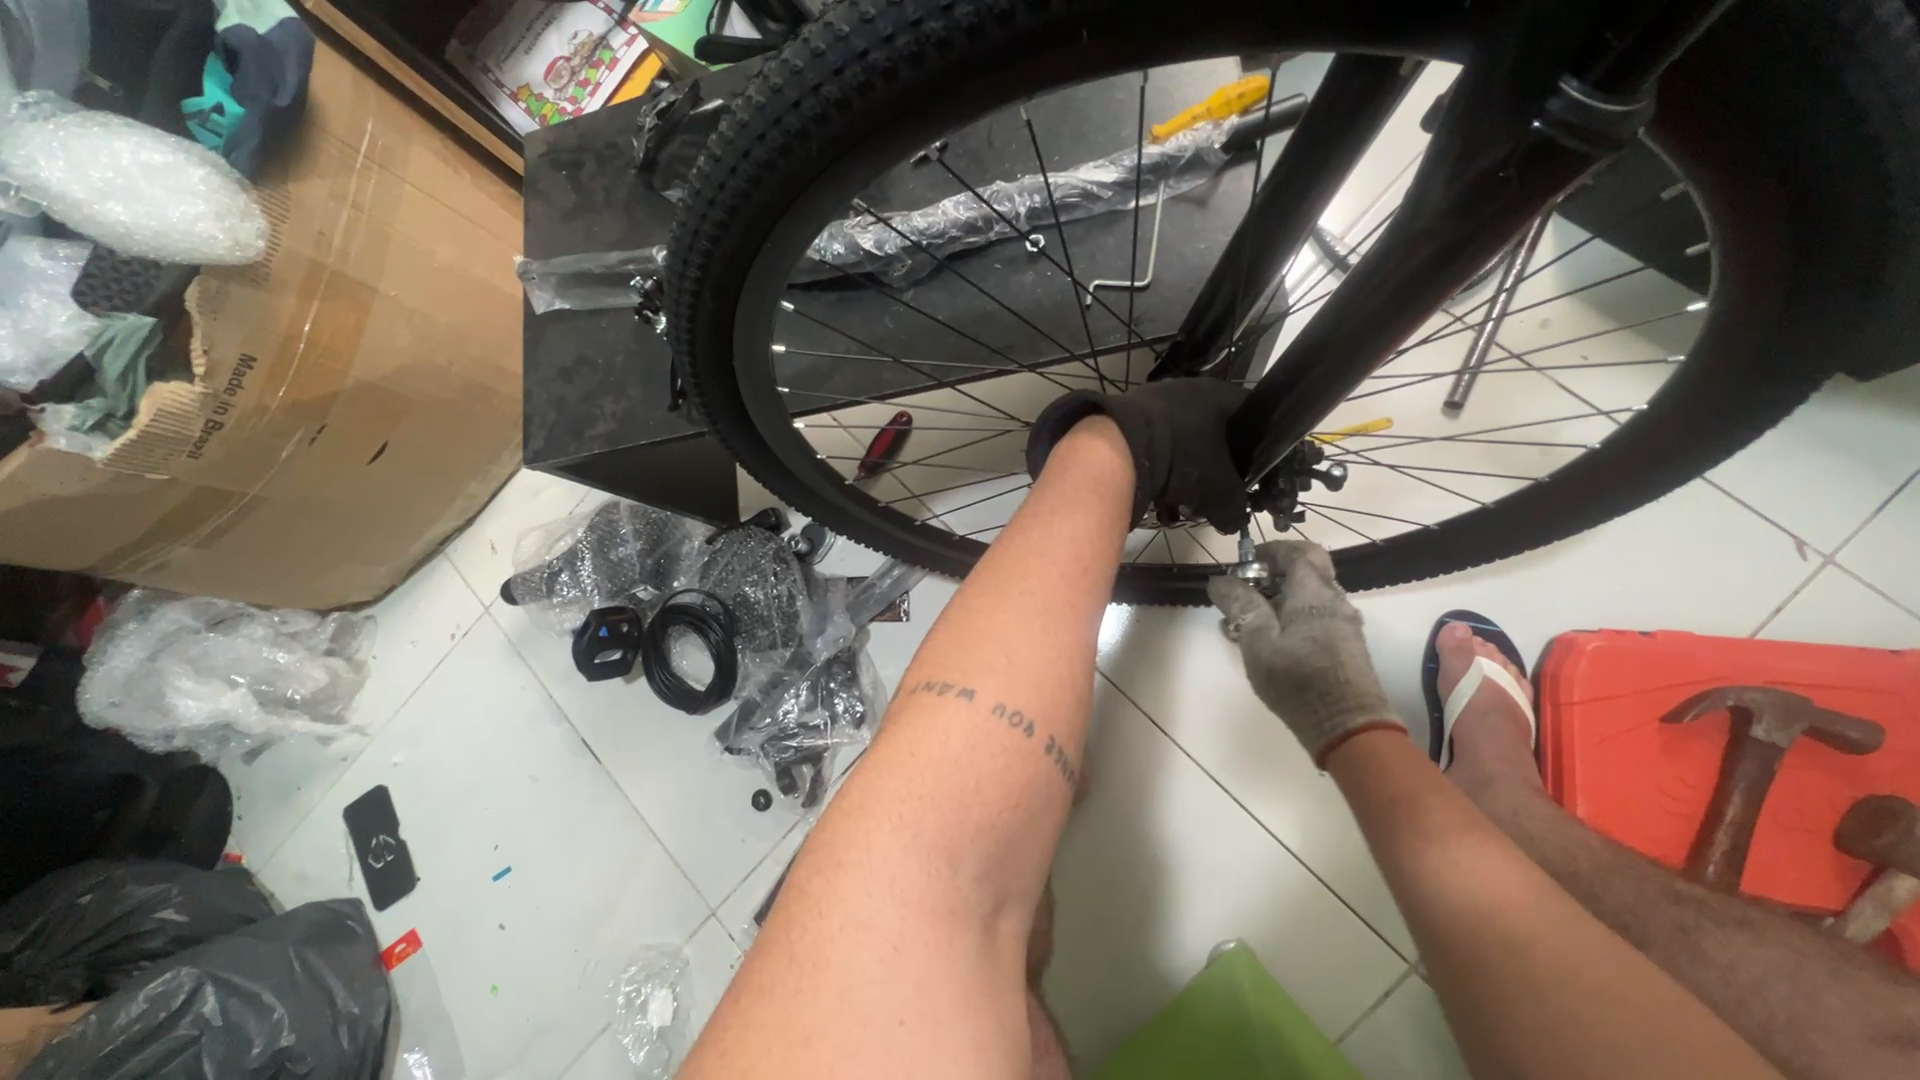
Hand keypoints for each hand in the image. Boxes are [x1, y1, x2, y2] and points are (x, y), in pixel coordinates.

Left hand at [1025, 379, 1249, 531]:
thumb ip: (1235, 507)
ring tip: (1181, 509)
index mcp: (1219, 395)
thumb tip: (1234, 522)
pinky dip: (1157, 480)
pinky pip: (1152, 453)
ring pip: (1181, 449)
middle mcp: (1188, 392)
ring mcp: (1154, 404)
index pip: (1251, 420)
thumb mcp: (1220, 490)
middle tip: (1212, 498)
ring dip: (1182, 482)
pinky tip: (1158, 508)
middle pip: (1212, 439)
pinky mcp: (1127, 422)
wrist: (1119, 446)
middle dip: (1211, 474)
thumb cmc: (1184, 457)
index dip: (1254, 450)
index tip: (1249, 477)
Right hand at [1207, 540, 1404, 766]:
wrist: (1348, 727)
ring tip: (1250, 620)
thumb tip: (1221, 580)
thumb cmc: (1299, 682)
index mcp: (1314, 594)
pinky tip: (1271, 641)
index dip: (1274, 550)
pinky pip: (1317, 617)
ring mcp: (1345, 625)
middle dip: (1275, 575)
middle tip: (1245, 590)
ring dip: (1282, 598)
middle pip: (1309, 572)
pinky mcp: (1346, 647)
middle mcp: (1335, 602)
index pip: (1301, 552)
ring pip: (1312, 597)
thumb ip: (1241, 607)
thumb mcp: (1258, 643)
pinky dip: (1293, 616)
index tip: (1247, 561)